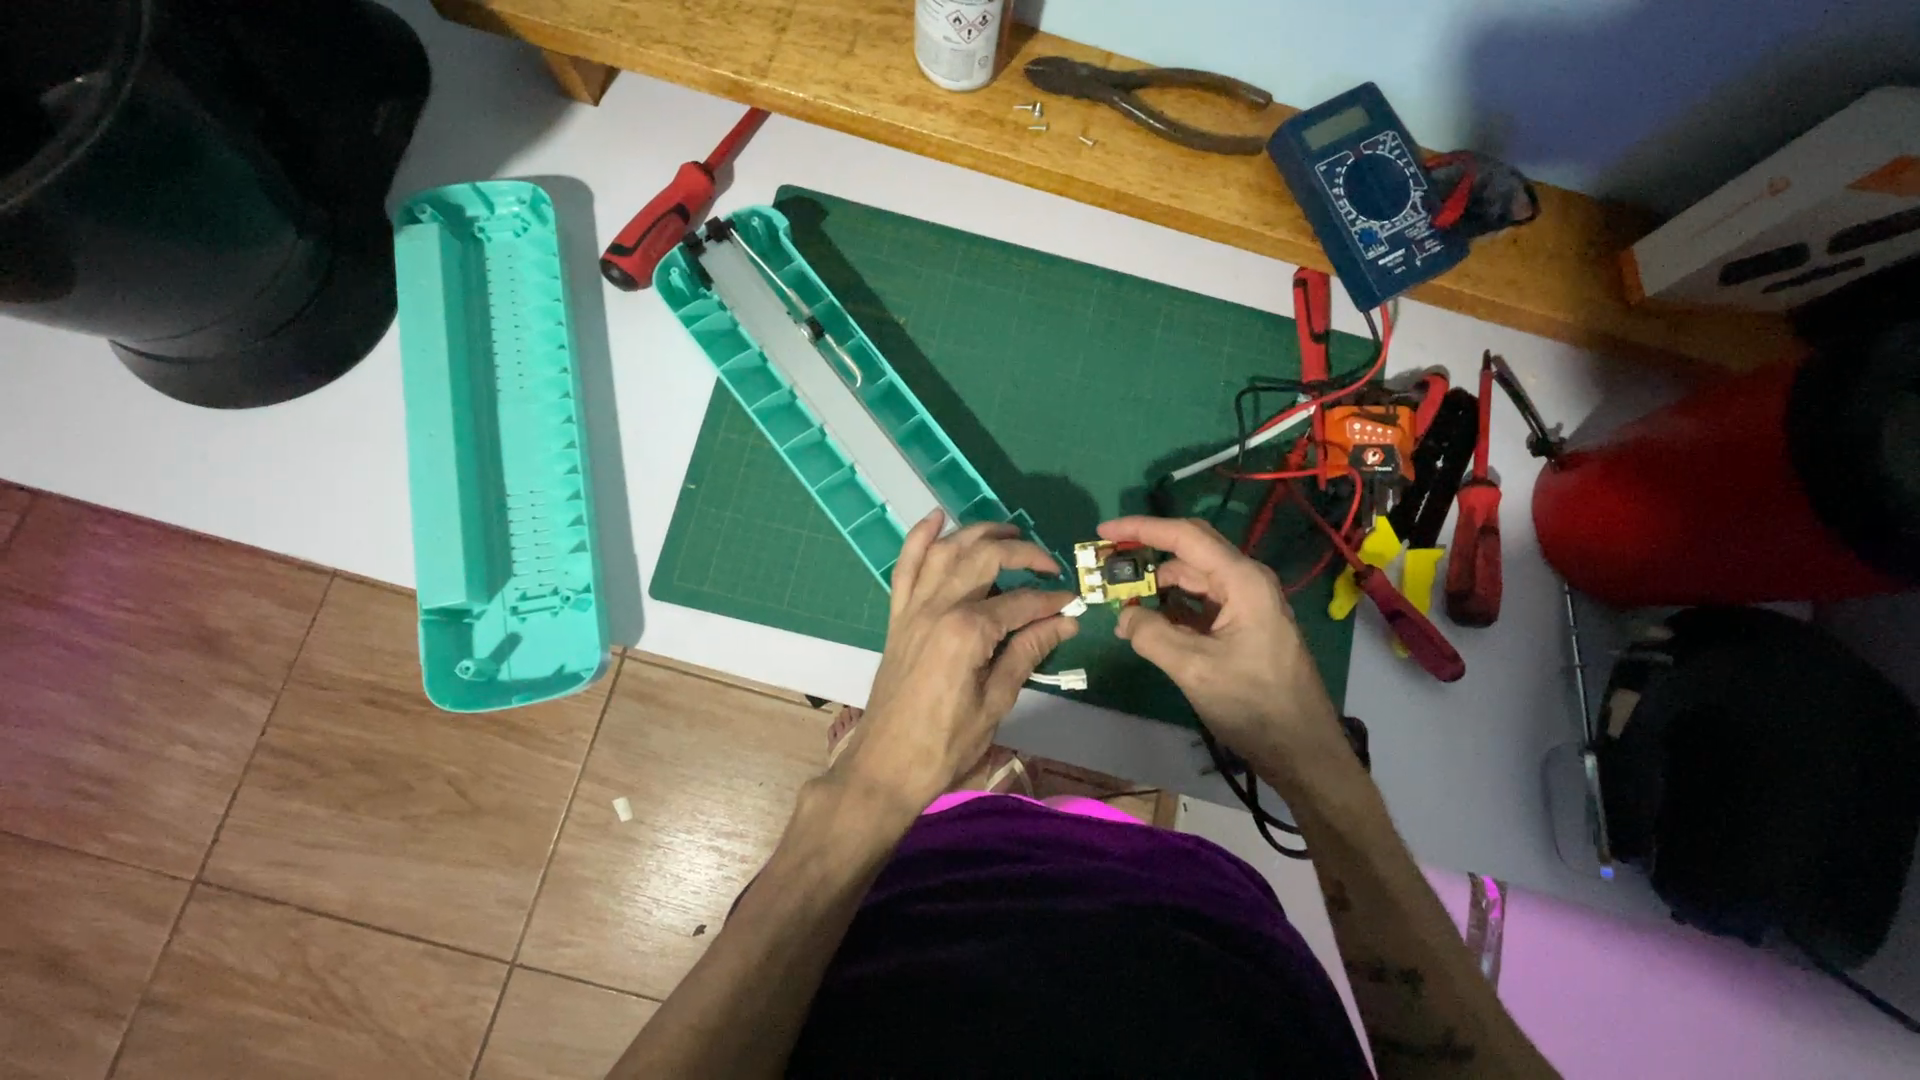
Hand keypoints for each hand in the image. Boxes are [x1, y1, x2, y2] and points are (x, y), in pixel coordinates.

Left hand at [833, 511, 1078, 811]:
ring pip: (946, 550)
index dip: (1050, 600)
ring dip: (977, 533)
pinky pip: (905, 566)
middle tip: (1049, 565)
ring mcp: (913, 608)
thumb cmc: (945, 744)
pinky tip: (936, 518)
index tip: (1072, 603)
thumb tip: (1063, 622)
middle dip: (1022, 553)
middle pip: (984, 559)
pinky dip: (919, 537)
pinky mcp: (897, 616)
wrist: (885, 765)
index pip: (1020, 602)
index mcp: (966, 631)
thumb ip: (1027, 654)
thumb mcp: (995, 702)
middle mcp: (938, 607)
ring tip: (1008, 533)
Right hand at [1099, 516, 1347, 783]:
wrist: (1301, 748)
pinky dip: (1172, 607)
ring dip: (1157, 585)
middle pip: (1190, 551)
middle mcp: (1246, 582)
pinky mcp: (1243, 625)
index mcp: (1242, 581)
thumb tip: (1124, 616)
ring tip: (1120, 599)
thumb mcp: (1193, 669)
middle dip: (1147, 552)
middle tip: (1107, 560)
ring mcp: (1247, 603)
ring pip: (1193, 579)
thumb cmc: (1253, 704)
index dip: (1142, 529)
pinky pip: (1201, 603)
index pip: (1186, 536)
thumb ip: (1151, 635)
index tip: (1104, 530)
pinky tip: (1146, 622)